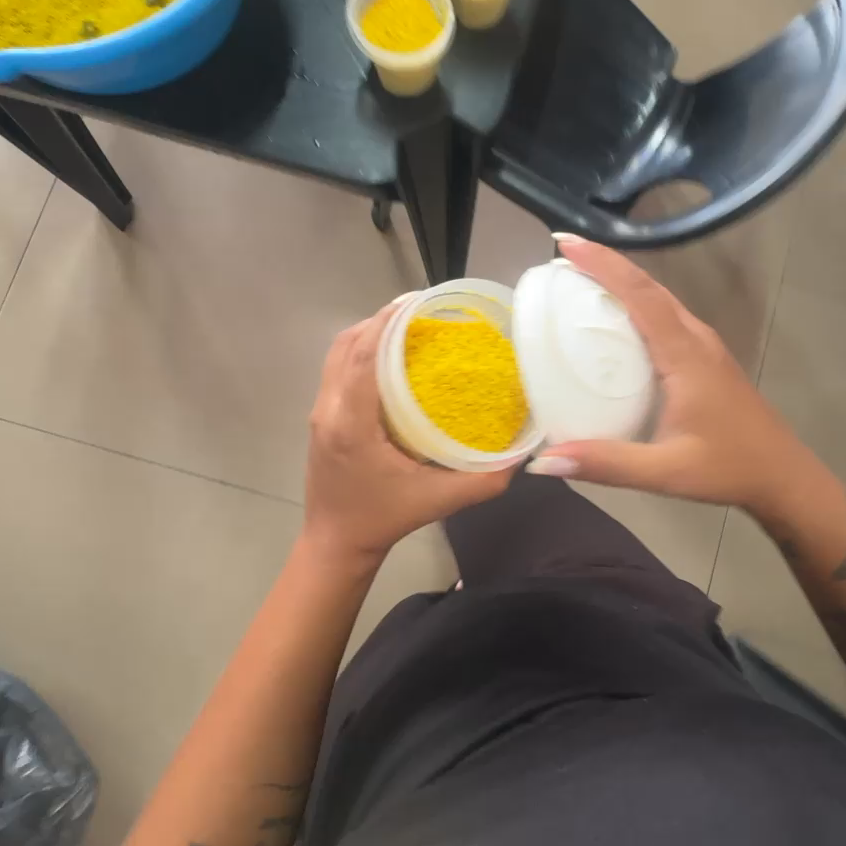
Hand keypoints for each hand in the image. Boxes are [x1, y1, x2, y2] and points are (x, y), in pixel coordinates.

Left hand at [303, 298, 514, 562]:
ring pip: (339, 352)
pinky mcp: (320, 416)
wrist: (336, 543)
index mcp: (352, 423)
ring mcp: (319, 411)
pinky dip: (362, 349)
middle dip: (382, 319)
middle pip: (349, 344)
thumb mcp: (440, 501)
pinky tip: (390, 353)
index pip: (364, 356)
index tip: (419, 302)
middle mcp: (329, 409)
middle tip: (422, 309)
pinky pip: (337, 367)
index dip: (388, 322)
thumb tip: (525, 452)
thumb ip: (485, 479)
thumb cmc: (385, 519)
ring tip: (408, 324)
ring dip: (370, 331)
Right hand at [525, 236, 823, 510]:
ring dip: (622, 280)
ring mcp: (705, 346)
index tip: (565, 243)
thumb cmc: (728, 467)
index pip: (640, 293)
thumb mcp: (665, 473)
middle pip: (649, 286)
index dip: (602, 263)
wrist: (783, 476)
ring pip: (660, 298)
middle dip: (606, 263)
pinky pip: (665, 316)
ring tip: (580, 279)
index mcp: (685, 354)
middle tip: (563, 257)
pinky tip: (616, 320)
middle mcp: (696, 339)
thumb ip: (606, 464)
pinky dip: (636, 303)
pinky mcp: (706, 358)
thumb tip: (544, 461)